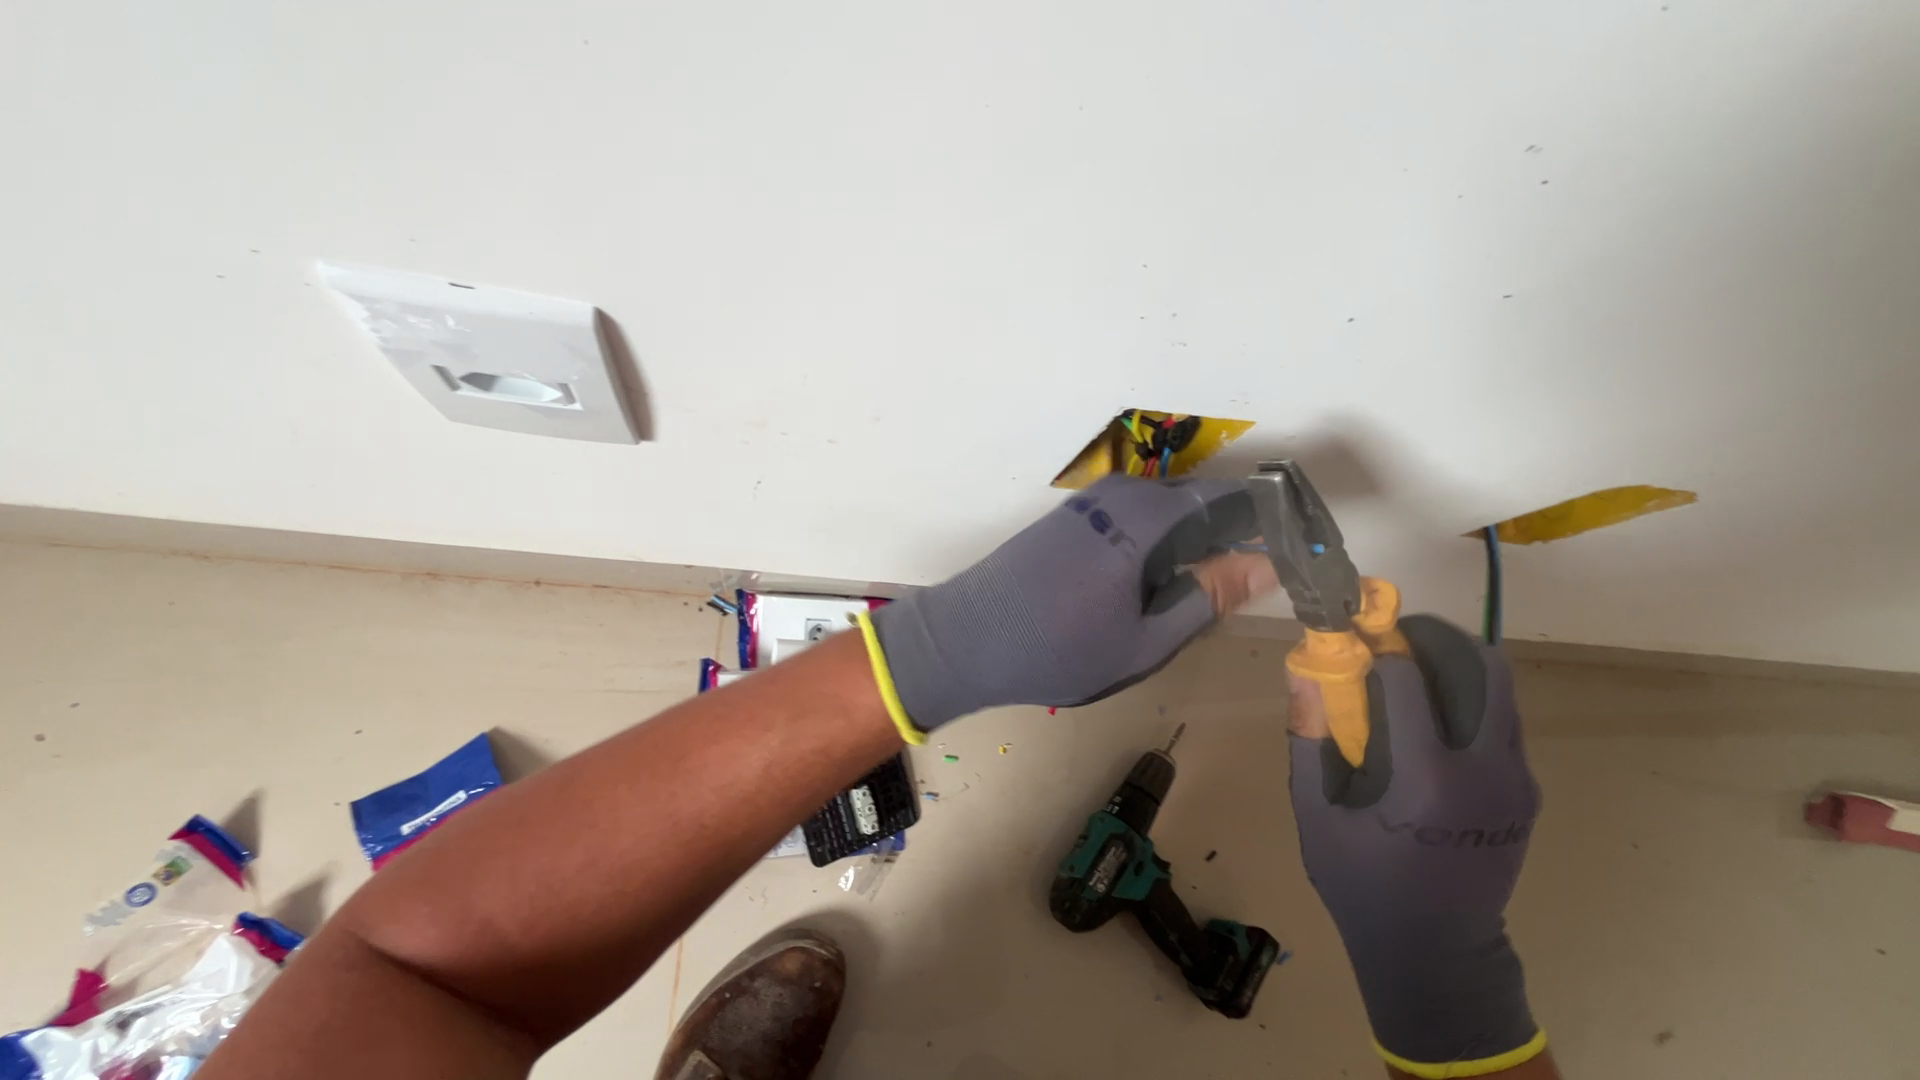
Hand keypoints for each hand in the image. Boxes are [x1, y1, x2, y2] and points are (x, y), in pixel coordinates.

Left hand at [868, 475, 1258, 735]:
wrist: (964, 640)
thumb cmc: (1058, 650)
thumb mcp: (1145, 639)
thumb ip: (1208, 596)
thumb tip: (1266, 564)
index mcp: (1146, 518)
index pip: (1231, 500)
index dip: (1270, 520)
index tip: (1298, 550)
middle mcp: (1121, 496)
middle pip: (1200, 501)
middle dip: (1233, 534)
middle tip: (1256, 581)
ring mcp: (1090, 504)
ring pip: (1166, 512)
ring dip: (1194, 542)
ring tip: (1208, 589)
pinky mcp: (1070, 518)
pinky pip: (1133, 519)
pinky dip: (1159, 543)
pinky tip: (1158, 583)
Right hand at [1288, 615, 1546, 1076]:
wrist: (1439, 953)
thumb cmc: (1363, 884)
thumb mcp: (1316, 816)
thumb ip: (1309, 741)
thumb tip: (1304, 673)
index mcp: (1427, 778)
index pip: (1409, 678)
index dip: (1375, 648)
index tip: (1351, 642)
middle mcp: (1485, 769)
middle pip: (1481, 664)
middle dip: (1433, 636)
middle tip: (1392, 637)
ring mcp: (1517, 780)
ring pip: (1502, 686)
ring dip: (1457, 663)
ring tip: (1412, 671)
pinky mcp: (1528, 792)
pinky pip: (1504, 720)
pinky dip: (1470, 700)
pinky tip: (1433, 720)